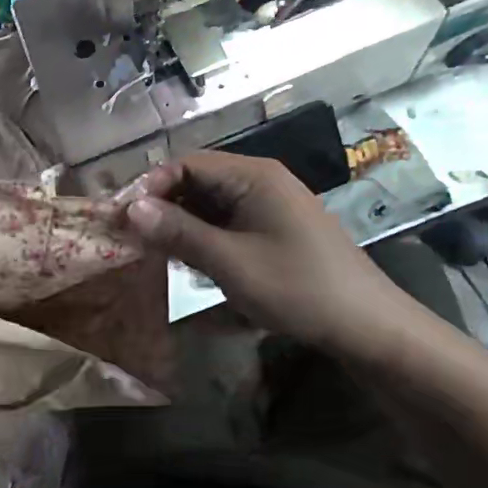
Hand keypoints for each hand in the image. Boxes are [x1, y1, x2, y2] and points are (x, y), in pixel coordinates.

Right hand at [120, 152, 428, 355]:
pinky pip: (231, 223)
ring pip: (213, 205)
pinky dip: (208, 239)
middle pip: (199, 182)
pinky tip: (196, 267)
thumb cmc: (297, 288)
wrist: (365, 323)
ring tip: (159, 257)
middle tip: (134, 241)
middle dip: (165, 208)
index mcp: (253, 176)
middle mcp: (262, 181)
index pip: (188, 164)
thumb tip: (131, 207)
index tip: (122, 218)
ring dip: (185, 227)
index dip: (151, 187)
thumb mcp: (231, 263)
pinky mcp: (277, 229)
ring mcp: (272, 205)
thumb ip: (180, 232)